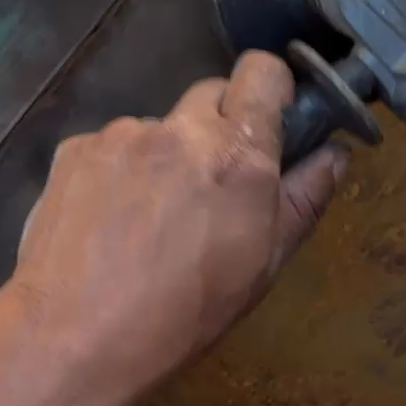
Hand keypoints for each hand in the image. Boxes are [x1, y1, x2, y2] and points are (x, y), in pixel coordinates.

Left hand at [0, 51, 349, 405]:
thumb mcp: (261, 267)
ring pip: (157, 128)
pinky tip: (104, 220)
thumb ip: (302, 200)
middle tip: (207, 185)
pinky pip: (110, 147)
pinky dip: (116, 172)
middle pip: (208, 96)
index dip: (269, 87)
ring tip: (143, 219)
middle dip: (216, 128)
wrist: (73, 334)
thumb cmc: (183, 314)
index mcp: (237, 155)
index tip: (267, 118)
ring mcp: (120, 135)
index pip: (262, 72)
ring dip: (162, 156)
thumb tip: (333, 153)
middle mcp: (179, 130)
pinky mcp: (74, 147)